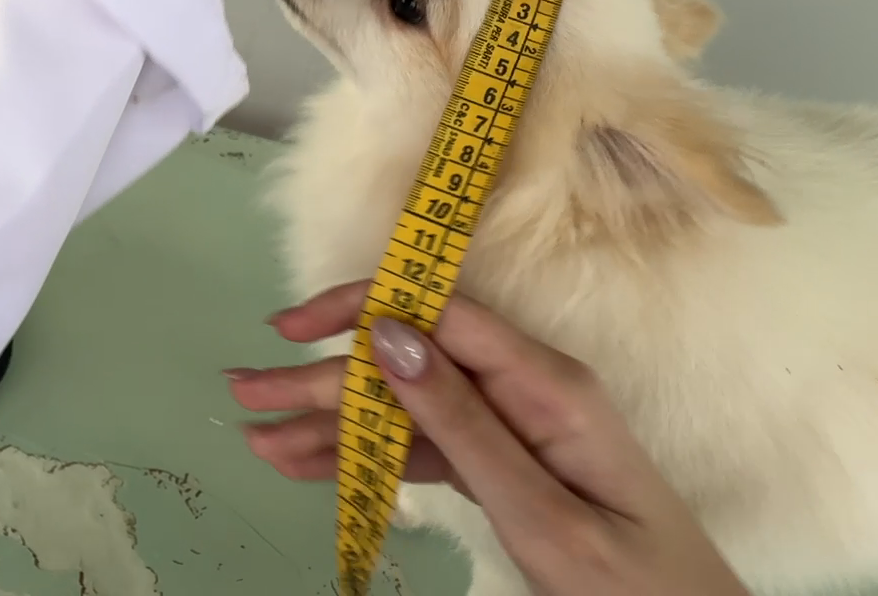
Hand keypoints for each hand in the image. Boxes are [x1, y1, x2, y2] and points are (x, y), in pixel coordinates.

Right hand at [227, 280, 747, 595]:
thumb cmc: (632, 592)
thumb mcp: (542, 514)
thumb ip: (462, 421)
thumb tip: (388, 332)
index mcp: (540, 381)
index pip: (431, 313)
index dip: (355, 309)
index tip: (289, 329)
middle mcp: (515, 387)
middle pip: (399, 365)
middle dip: (318, 379)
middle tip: (245, 390)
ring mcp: (500, 423)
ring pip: (395, 407)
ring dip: (326, 421)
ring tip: (259, 438)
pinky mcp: (489, 458)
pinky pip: (412, 446)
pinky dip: (359, 456)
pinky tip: (306, 461)